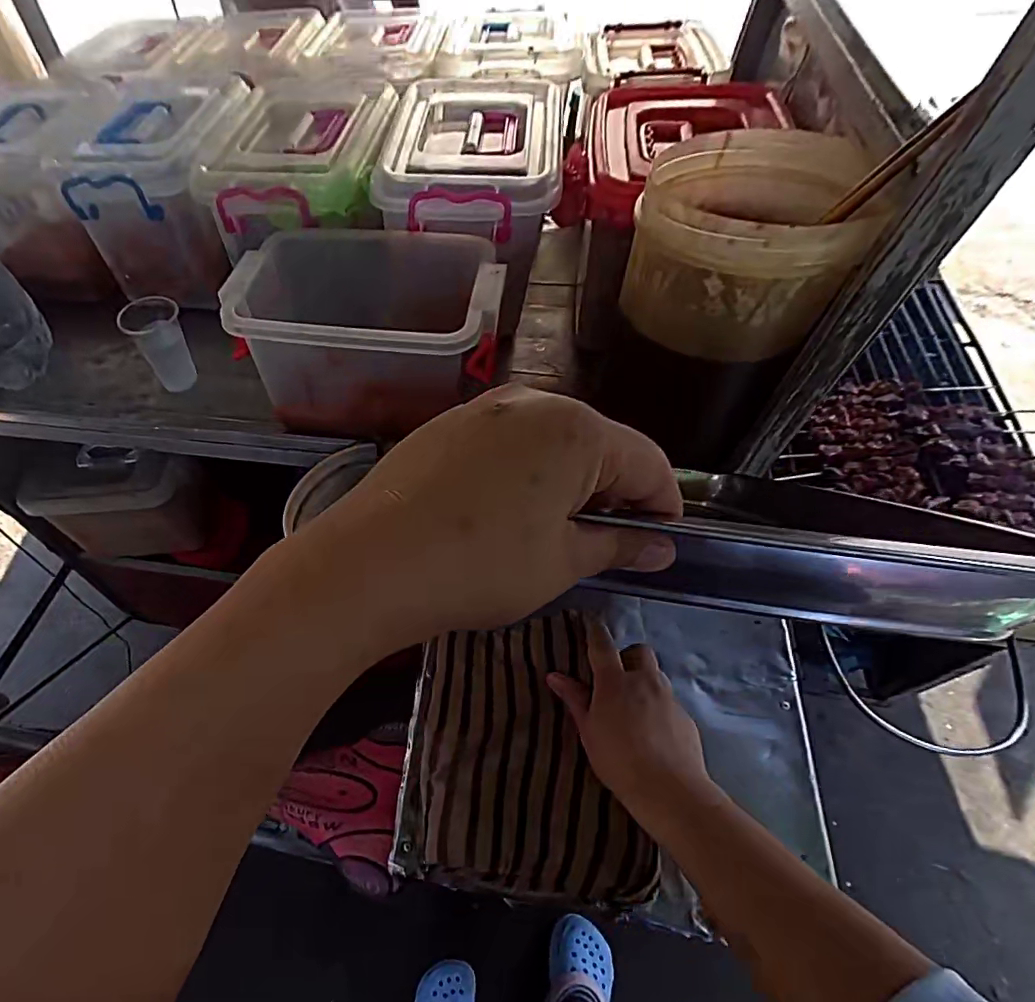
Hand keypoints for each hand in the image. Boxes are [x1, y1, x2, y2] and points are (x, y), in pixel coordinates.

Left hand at [293, 387, 681, 645]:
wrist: (369, 565)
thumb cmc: (481, 567)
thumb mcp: (562, 562)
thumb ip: (620, 545)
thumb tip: (662, 547)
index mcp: (578, 430)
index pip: (649, 463)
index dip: (664, 506)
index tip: (662, 542)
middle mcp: (537, 401)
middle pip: (604, 445)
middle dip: (619, 493)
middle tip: (611, 543)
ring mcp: (489, 407)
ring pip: (557, 441)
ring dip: (574, 482)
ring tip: (561, 530)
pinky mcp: (454, 423)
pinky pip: (515, 442)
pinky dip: (533, 472)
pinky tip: (513, 511)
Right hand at [547, 619, 714, 813]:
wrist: (669, 788)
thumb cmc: (618, 761)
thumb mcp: (589, 731)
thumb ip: (575, 700)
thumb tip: (556, 676)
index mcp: (615, 682)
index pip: (602, 646)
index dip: (595, 631)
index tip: (591, 622)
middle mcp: (645, 681)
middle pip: (639, 651)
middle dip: (628, 657)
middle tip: (616, 679)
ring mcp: (669, 696)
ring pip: (656, 675)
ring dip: (644, 681)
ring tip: (633, 708)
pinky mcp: (685, 715)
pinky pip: (668, 700)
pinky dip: (657, 706)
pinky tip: (652, 731)